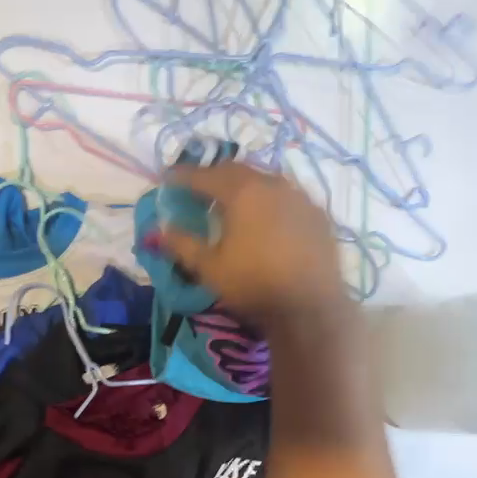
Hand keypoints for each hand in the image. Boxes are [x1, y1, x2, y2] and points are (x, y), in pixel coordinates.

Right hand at [147, 162, 349, 333]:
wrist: (310, 307)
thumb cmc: (252, 284)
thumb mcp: (209, 268)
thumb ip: (182, 245)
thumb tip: (157, 230)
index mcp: (242, 193)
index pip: (205, 175)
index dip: (183, 176)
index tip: (167, 178)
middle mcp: (273, 184)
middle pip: (237, 170)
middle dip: (214, 176)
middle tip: (198, 188)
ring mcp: (301, 197)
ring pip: (265, 180)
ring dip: (244, 186)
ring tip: (231, 203)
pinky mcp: (319, 215)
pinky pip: (287, 197)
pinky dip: (268, 201)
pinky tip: (265, 219)